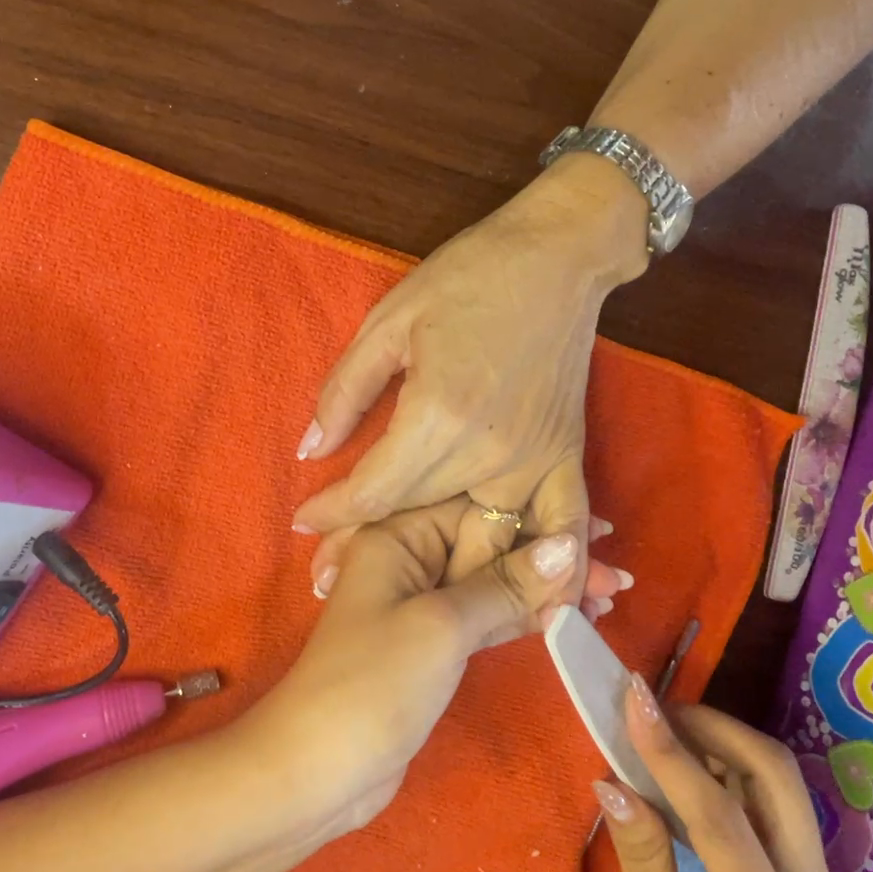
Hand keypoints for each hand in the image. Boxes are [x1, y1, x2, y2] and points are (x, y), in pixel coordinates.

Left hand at [240, 498, 627, 846]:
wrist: (321, 765)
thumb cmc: (374, 681)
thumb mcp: (442, 625)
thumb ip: (502, 585)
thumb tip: (566, 546)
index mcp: (397, 535)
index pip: (476, 509)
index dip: (539, 520)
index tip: (602, 533)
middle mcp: (408, 558)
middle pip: (489, 545)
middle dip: (550, 558)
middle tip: (619, 574)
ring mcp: (420, 603)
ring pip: (492, 583)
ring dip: (545, 590)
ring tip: (612, 596)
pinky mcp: (432, 643)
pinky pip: (485, 616)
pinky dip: (524, 617)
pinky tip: (568, 619)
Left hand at [294, 154, 650, 600]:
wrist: (557, 257)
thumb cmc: (465, 279)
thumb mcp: (387, 323)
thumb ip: (345, 393)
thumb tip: (309, 450)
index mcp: (436, 417)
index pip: (374, 491)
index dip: (333, 513)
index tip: (304, 525)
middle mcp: (486, 454)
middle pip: (418, 522)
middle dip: (367, 550)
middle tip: (326, 578)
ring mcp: (534, 462)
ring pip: (479, 538)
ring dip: (442, 578)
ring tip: (399, 605)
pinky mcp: (568, 457)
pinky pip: (562, 528)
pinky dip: (550, 574)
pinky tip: (537, 614)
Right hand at [596, 678, 831, 871]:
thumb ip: (644, 862)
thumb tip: (611, 784)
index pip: (718, 813)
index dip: (669, 749)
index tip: (632, 694)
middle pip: (773, 773)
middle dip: (710, 727)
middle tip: (653, 714)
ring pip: (780, 779)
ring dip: (720, 744)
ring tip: (663, 740)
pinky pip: (776, 800)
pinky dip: (729, 771)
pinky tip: (690, 780)